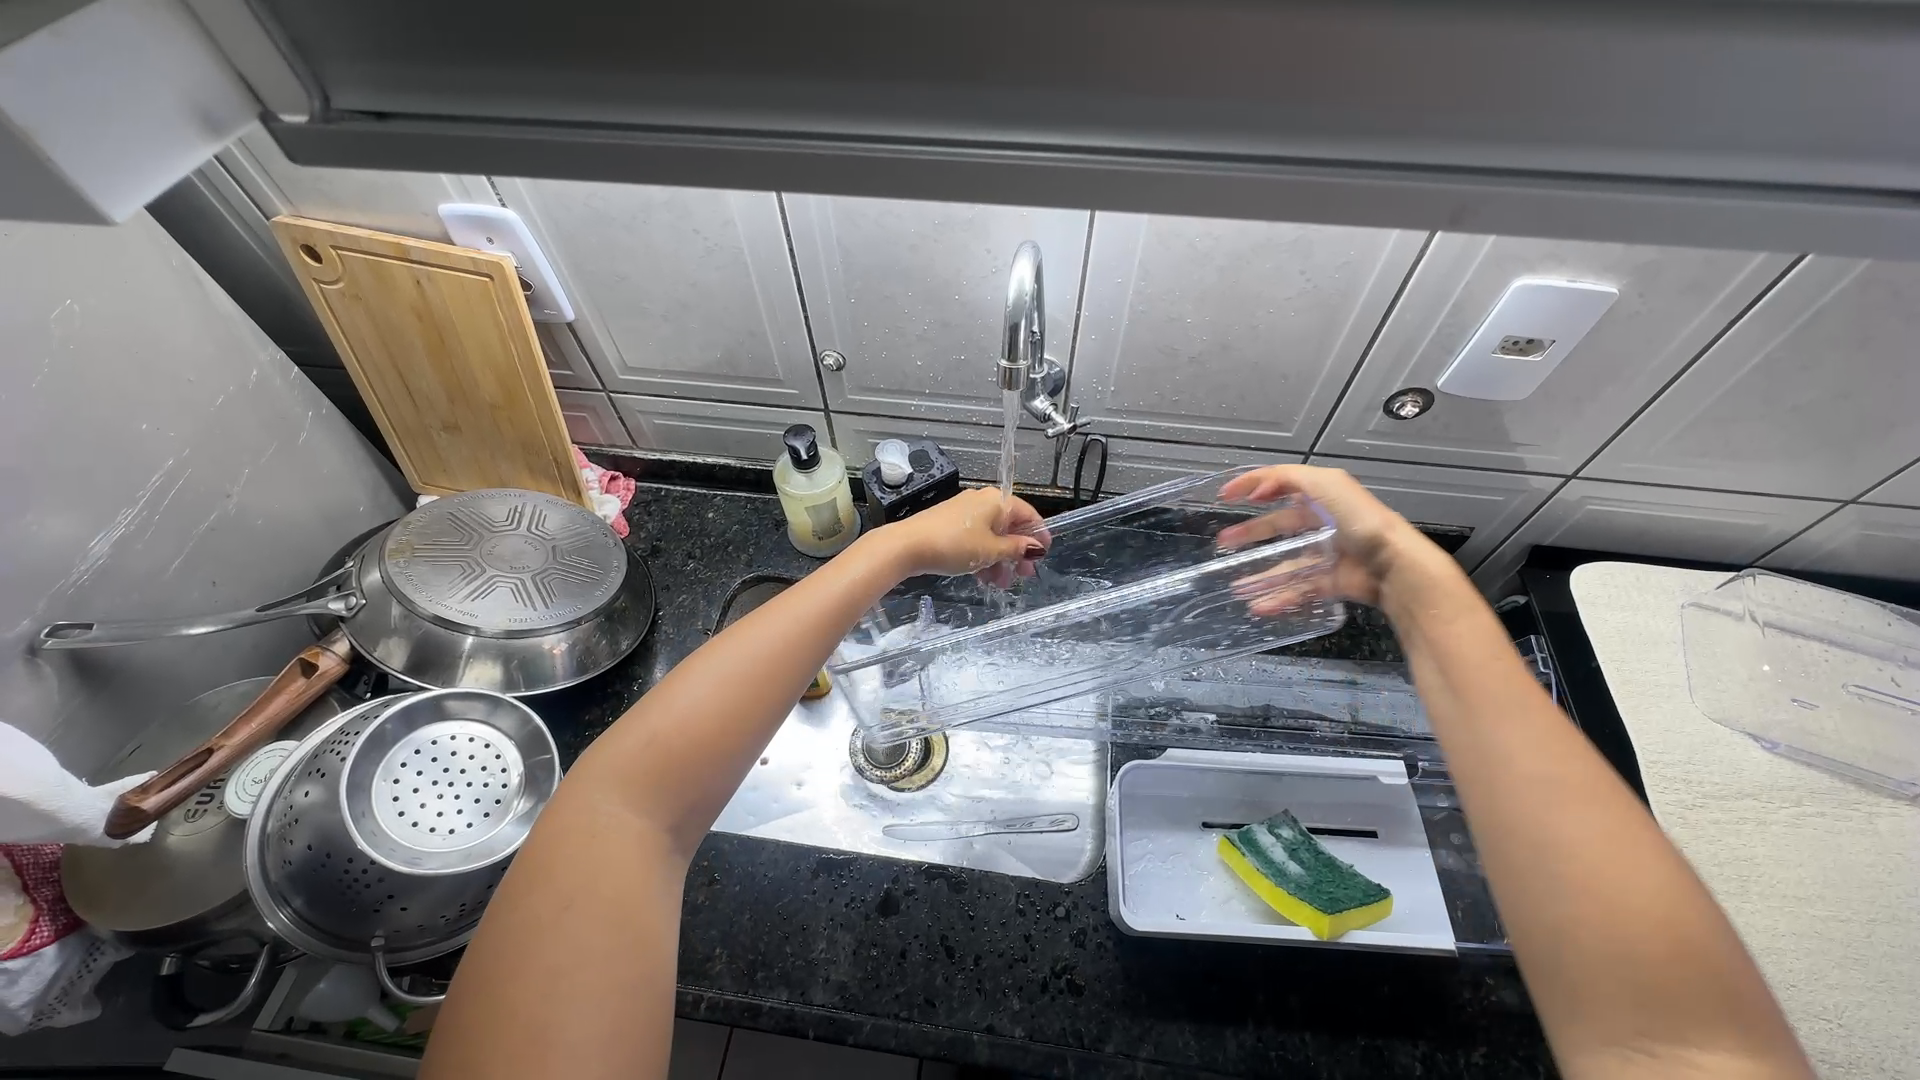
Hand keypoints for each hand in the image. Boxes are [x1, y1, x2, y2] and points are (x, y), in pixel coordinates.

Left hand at [877, 488, 1048, 580]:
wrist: (909, 545)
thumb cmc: (954, 544)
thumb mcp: (991, 550)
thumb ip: (1017, 549)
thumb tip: (1037, 547)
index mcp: (997, 501)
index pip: (1028, 514)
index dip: (1038, 536)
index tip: (1043, 556)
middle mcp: (982, 502)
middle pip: (1009, 527)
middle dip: (1017, 554)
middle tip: (1023, 576)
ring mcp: (965, 513)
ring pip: (992, 537)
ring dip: (999, 560)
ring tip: (999, 583)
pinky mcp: (950, 524)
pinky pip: (975, 540)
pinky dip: (982, 557)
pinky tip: (983, 578)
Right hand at [1215, 464, 1435, 607]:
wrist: (1395, 567)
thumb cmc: (1361, 522)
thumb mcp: (1328, 486)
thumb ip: (1290, 479)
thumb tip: (1258, 489)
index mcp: (1323, 496)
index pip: (1281, 485)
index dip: (1252, 486)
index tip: (1224, 497)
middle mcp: (1324, 523)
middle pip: (1279, 525)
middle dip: (1250, 532)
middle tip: (1223, 541)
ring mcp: (1327, 554)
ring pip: (1285, 562)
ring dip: (1259, 573)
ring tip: (1236, 584)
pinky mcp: (1331, 581)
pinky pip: (1299, 589)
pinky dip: (1278, 597)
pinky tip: (1258, 605)